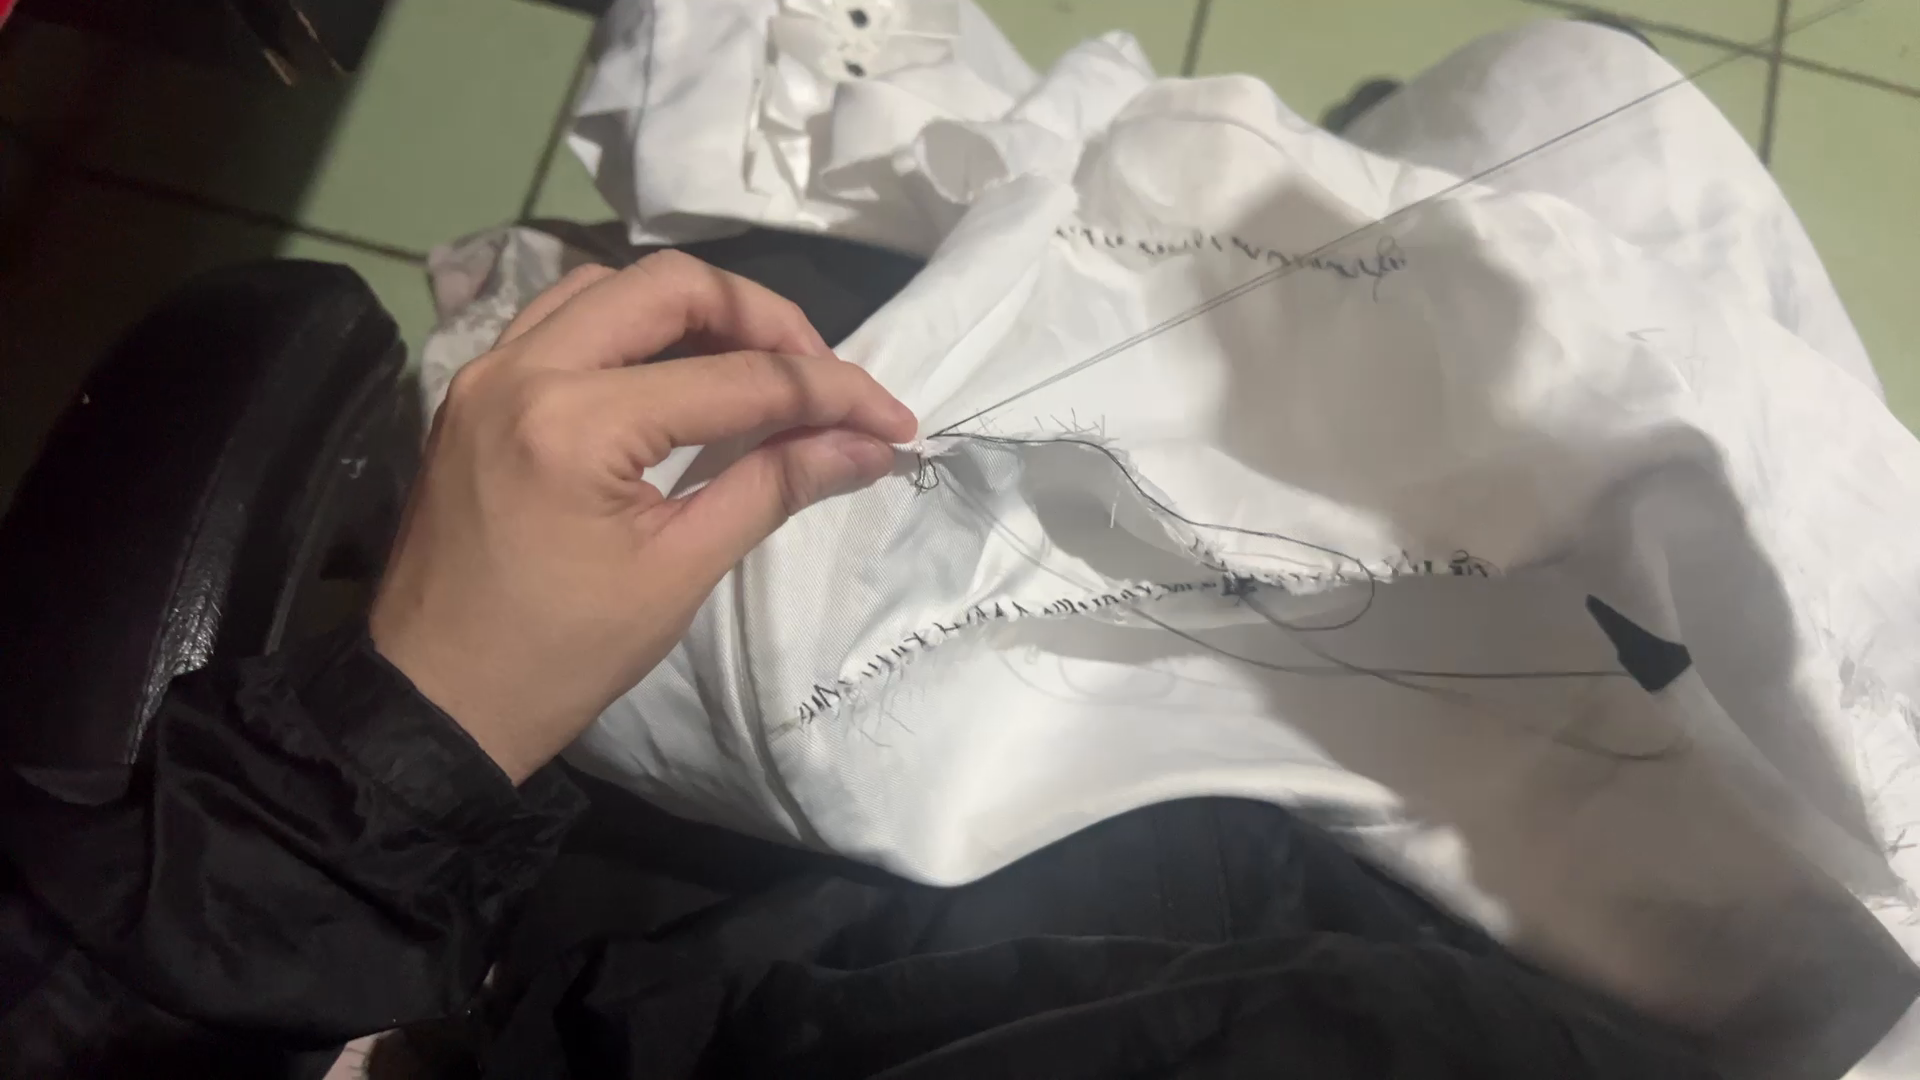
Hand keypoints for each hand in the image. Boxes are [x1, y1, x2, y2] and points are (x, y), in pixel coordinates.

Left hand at [369, 252, 916, 782]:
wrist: (435, 701)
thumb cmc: (566, 654)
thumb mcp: (684, 571)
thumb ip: (777, 486)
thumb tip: (869, 446)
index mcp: (577, 424)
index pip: (739, 380)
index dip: (833, 394)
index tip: (892, 418)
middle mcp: (524, 368)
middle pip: (672, 286)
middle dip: (768, 321)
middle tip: (821, 377)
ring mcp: (491, 370)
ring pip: (616, 287)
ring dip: (702, 312)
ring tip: (758, 368)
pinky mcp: (480, 389)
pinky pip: (571, 318)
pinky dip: (641, 328)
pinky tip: (676, 372)